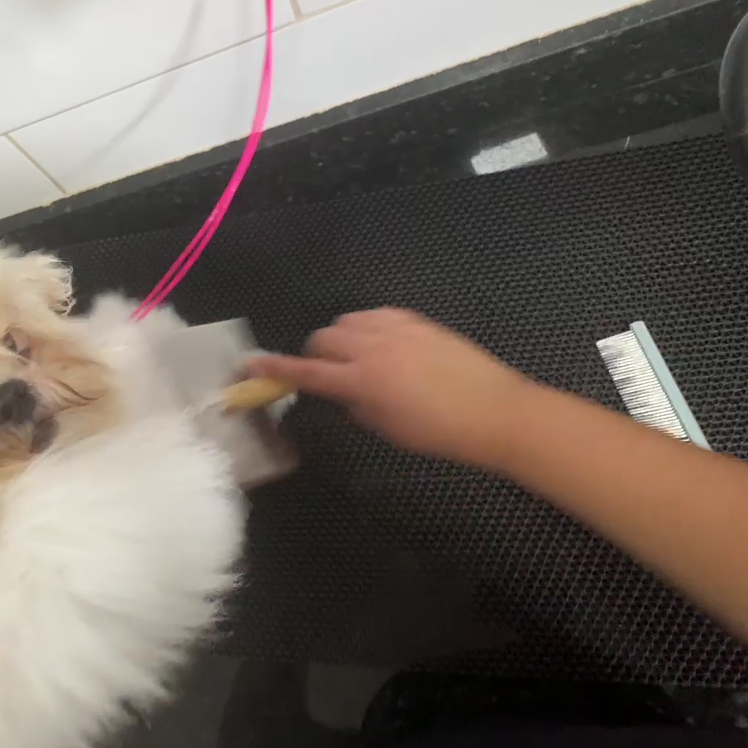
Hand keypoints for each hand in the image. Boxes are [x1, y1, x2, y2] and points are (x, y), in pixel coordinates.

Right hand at [248, 308, 540, 468]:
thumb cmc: (440, 433)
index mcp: (361, 381)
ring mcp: (393, 328)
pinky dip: (366, 327)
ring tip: (357, 357)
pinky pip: (373, 314)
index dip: (275, 369)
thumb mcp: (387, 429)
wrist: (496, 411)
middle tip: (328, 374)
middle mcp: (371, 348)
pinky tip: (382, 344)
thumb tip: (342, 392)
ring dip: (341, 339)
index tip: (251, 365)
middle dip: (316, 354)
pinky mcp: (414, 320)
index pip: (305, 372)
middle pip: (322, 338)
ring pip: (345, 322)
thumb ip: (355, 405)